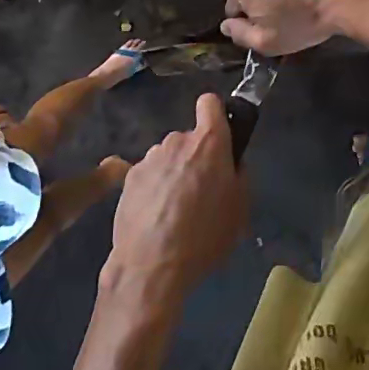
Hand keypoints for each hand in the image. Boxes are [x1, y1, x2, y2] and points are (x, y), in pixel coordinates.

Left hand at [105, 94, 247, 305]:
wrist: (152, 267)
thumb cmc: (206, 235)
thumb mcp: (241, 207)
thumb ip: (240, 174)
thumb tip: (232, 162)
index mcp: (209, 142)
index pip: (210, 102)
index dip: (216, 114)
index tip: (220, 136)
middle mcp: (176, 140)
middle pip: (189, 138)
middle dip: (196, 157)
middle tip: (201, 191)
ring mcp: (148, 159)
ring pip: (167, 157)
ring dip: (173, 173)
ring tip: (175, 210)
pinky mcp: (127, 180)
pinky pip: (148, 176)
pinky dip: (153, 189)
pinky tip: (155, 218)